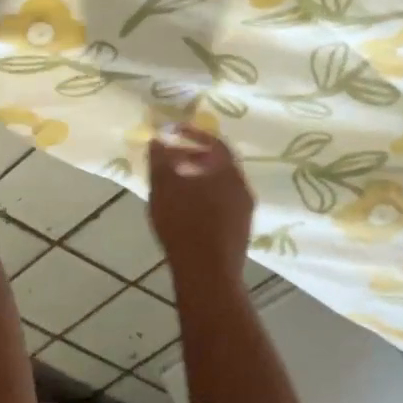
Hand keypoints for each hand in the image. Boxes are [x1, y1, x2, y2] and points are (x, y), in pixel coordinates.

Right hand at [147, 125, 254, 293]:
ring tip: (172, 182)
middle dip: (192, 156)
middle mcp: (242, 187)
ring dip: (197, 176)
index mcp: (226, 172)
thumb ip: (161, 159)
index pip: (215, 142)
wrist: (208, 271)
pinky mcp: (240, 228)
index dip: (193, 132)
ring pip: (220, 182)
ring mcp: (244, 210)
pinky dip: (203, 193)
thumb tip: (158, 139)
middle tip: (168, 158)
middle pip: (218, 163)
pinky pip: (222, 200)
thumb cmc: (183, 222)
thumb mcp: (163, 186)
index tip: (172, 130)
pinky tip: (185, 206)